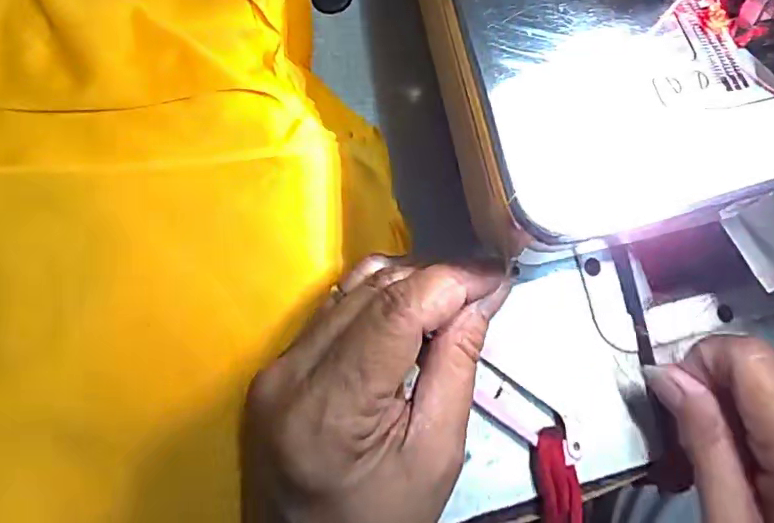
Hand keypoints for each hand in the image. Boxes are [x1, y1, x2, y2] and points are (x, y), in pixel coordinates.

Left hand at [245, 256, 511, 522]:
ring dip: (411, 280)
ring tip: (451, 299)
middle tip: (481, 289)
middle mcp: (293, 373)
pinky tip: (411, 308)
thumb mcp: (435, 457)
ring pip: (356, 285)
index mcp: (332, 408)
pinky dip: (380, 293)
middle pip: (377, 289)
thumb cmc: (380, 521)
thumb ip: (457, 366)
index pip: (396, 309)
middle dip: (437, 278)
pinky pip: (337, 303)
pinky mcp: (278, 361)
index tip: (495, 275)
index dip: (451, 280)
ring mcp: (279, 364)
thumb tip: (482, 296)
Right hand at [645, 335, 773, 522]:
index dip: (703, 363)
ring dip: (738, 399)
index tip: (677, 405)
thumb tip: (669, 375)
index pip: (750, 356)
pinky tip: (753, 465)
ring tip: (719, 453)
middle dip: (717, 380)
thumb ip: (706, 447)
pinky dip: (765, 419)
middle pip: (766, 361)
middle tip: (690, 432)